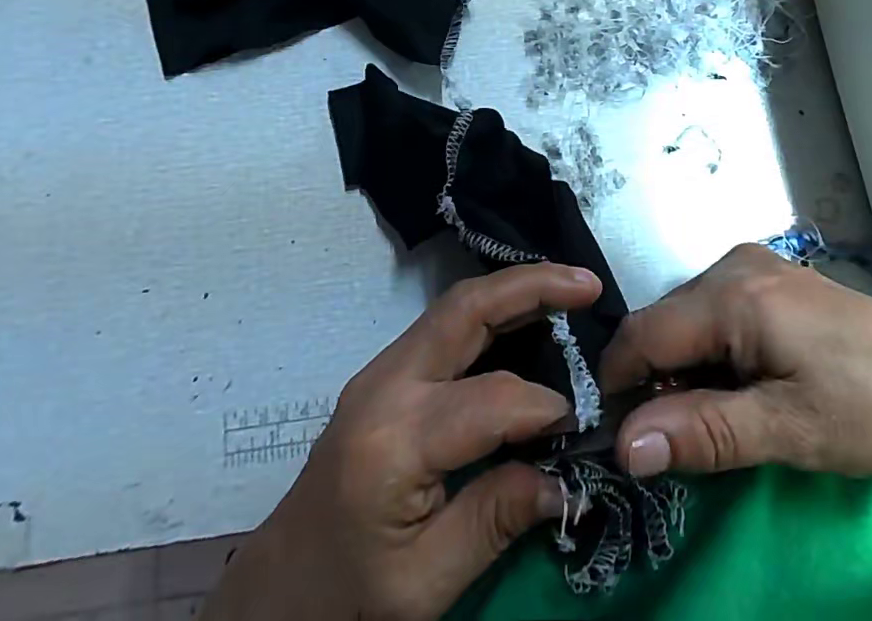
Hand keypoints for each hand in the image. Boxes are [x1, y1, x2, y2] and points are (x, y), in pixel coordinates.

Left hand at [201, 263, 603, 620]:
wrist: (286, 578)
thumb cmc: (352, 588)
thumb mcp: (426, 580)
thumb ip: (494, 519)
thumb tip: (563, 477)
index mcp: (395, 439)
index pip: (490, 400)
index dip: (545, 408)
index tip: (584, 428)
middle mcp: (384, 386)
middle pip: (461, 312)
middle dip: (527, 287)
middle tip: (586, 282)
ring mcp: (379, 373)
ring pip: (451, 310)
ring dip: (509, 292)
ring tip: (566, 287)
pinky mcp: (382, 376)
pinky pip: (442, 330)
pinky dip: (488, 315)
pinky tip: (522, 318)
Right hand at [601, 245, 871, 488]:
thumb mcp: (789, 431)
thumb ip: (701, 432)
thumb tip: (624, 447)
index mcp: (731, 293)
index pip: (641, 335)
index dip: (620, 385)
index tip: (621, 438)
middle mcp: (730, 265)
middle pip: (660, 326)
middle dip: (658, 381)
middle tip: (684, 437)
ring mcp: (750, 267)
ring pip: (682, 321)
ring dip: (685, 370)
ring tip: (722, 415)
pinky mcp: (766, 280)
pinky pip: (710, 314)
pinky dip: (710, 355)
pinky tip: (743, 386)